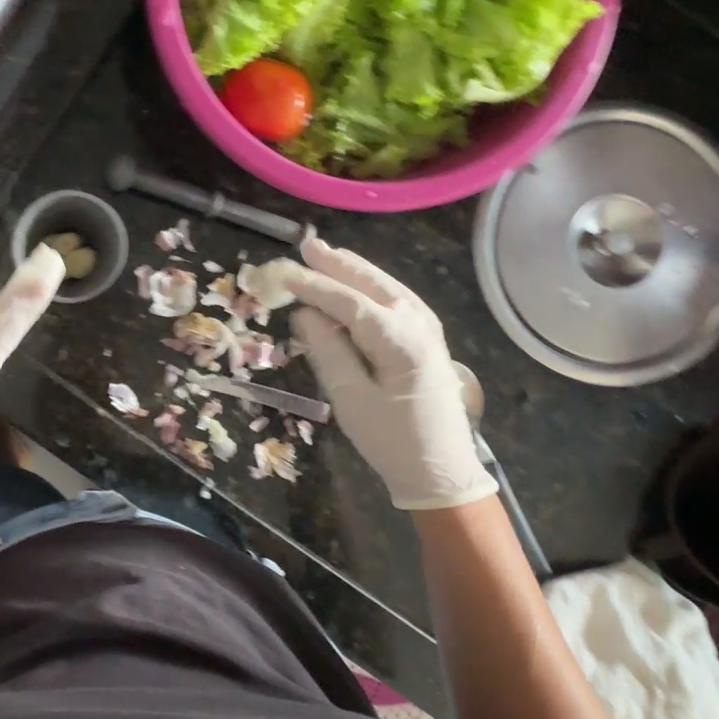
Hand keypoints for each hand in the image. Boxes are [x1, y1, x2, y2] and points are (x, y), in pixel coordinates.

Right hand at [284, 237, 493, 510]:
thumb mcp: (351, 398)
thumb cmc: (392, 441)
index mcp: (399, 338)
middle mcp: (417, 323)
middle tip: (304, 245)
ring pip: (384, 286)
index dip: (310, 283)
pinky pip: (393, 300)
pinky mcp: (426, 339)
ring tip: (323, 254)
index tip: (278, 271)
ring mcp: (426, 328)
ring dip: (352, 270)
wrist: (441, 472)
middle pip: (369, 283)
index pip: (345, 300)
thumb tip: (303, 313)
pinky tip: (354, 283)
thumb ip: (327, 350)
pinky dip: (369, 286)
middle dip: (335, 264)